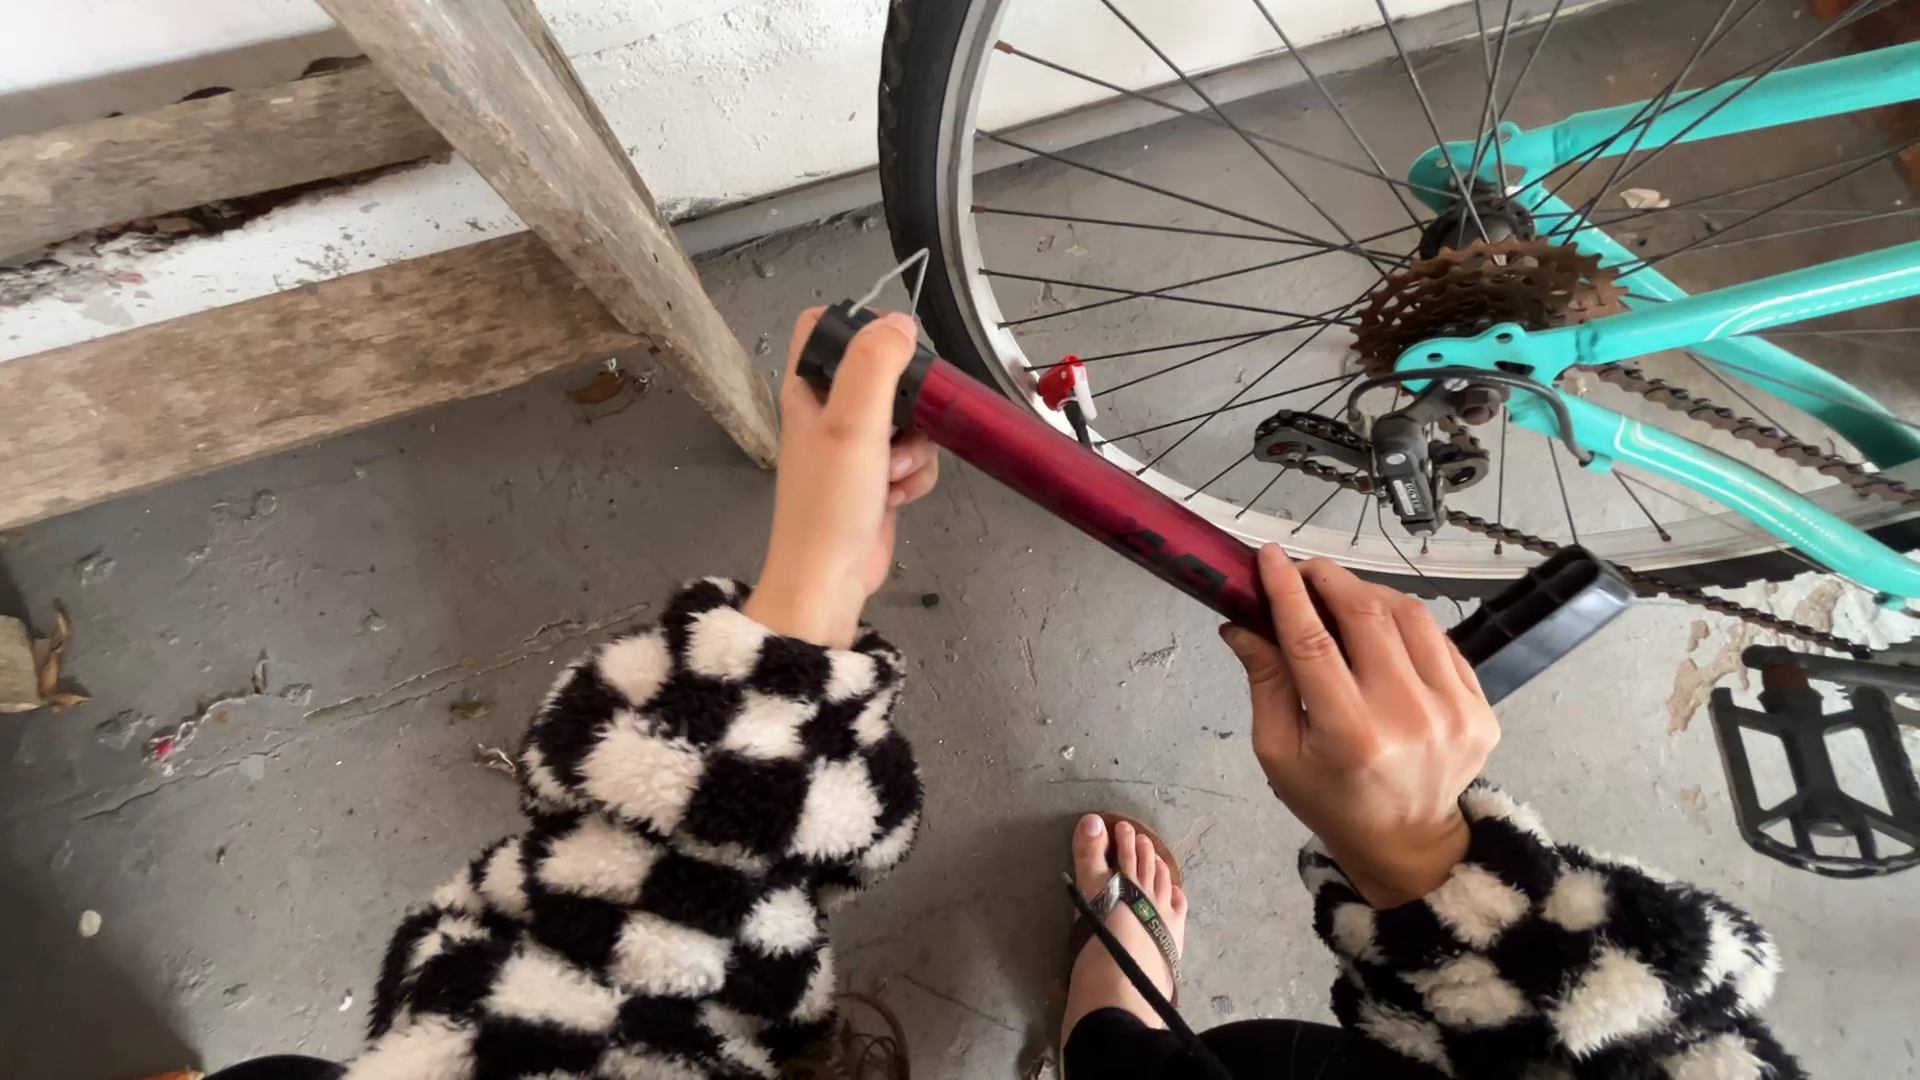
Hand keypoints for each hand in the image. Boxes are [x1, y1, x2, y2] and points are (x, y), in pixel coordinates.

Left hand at [743, 308, 939, 648]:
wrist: (830, 579)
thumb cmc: (831, 501)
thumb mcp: (851, 422)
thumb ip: (876, 365)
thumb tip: (903, 323)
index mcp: (809, 388)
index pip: (826, 327)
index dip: (862, 325)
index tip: (898, 351)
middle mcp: (831, 412)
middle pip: (885, 375)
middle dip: (908, 402)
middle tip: (904, 426)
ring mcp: (857, 448)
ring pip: (910, 420)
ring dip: (914, 449)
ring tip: (891, 475)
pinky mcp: (879, 479)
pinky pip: (915, 459)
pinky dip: (915, 476)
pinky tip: (897, 497)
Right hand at [1219, 546, 1498, 907]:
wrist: (1408, 843)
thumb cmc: (1329, 799)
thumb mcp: (1277, 750)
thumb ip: (1264, 682)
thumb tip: (1240, 625)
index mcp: (1349, 734)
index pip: (1312, 641)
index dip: (1287, 592)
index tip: (1269, 558)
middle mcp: (1408, 716)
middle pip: (1367, 615)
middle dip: (1328, 579)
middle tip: (1300, 570)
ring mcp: (1455, 710)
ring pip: (1409, 615)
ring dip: (1365, 591)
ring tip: (1335, 593)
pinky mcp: (1480, 706)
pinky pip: (1438, 638)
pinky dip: (1402, 619)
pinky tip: (1376, 625)